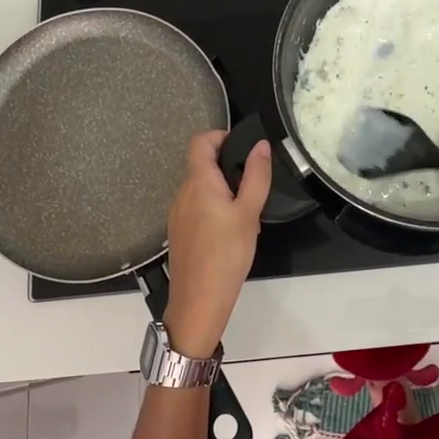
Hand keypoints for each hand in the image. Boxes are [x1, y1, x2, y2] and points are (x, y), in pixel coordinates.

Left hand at [163, 130, 270, 357]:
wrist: (198, 302)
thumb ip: (256, 176)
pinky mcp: (179, 232)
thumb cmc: (227, 255)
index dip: (220, 136)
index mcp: (199, 182)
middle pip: (202, 165)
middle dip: (229, 169)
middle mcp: (183, 193)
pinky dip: (214, 210)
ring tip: (246, 217)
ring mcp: (178, 213)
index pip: (200, 141)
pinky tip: (231, 235)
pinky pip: (197, 208)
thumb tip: (260, 145)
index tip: (243, 148)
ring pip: (201, 189)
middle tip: (253, 190)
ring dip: (223, 192)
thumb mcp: (249, 214)